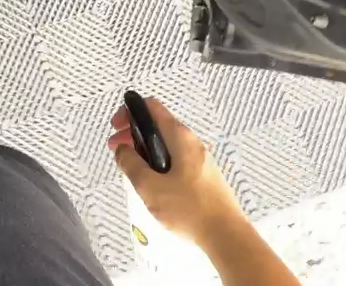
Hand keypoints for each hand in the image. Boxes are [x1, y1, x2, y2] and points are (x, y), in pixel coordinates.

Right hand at [108, 97, 241, 243]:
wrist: (229, 239)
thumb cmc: (190, 209)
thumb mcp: (150, 187)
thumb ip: (130, 164)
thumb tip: (121, 149)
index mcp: (180, 136)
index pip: (151, 106)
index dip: (129, 111)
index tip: (116, 129)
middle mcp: (192, 142)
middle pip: (158, 125)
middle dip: (134, 134)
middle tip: (119, 151)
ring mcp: (202, 159)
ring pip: (167, 144)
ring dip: (146, 150)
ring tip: (134, 170)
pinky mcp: (206, 176)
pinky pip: (177, 159)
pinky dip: (160, 162)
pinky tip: (155, 184)